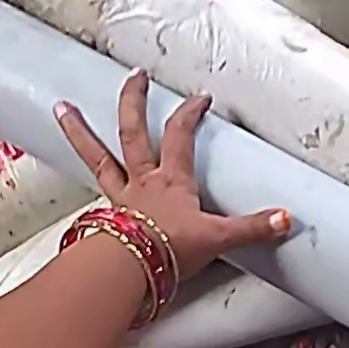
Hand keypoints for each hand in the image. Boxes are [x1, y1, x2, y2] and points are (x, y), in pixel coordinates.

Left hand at [53, 70, 291, 275]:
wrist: (133, 269)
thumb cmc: (171, 249)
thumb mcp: (219, 238)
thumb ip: (253, 228)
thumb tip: (286, 220)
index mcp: (172, 180)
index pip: (180, 135)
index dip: (191, 113)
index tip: (200, 98)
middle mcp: (144, 181)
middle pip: (134, 131)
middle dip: (136, 101)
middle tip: (135, 77)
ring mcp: (122, 197)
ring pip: (99, 156)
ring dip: (81, 131)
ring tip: (62, 107)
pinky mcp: (110, 216)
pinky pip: (94, 189)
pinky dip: (82, 175)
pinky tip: (68, 165)